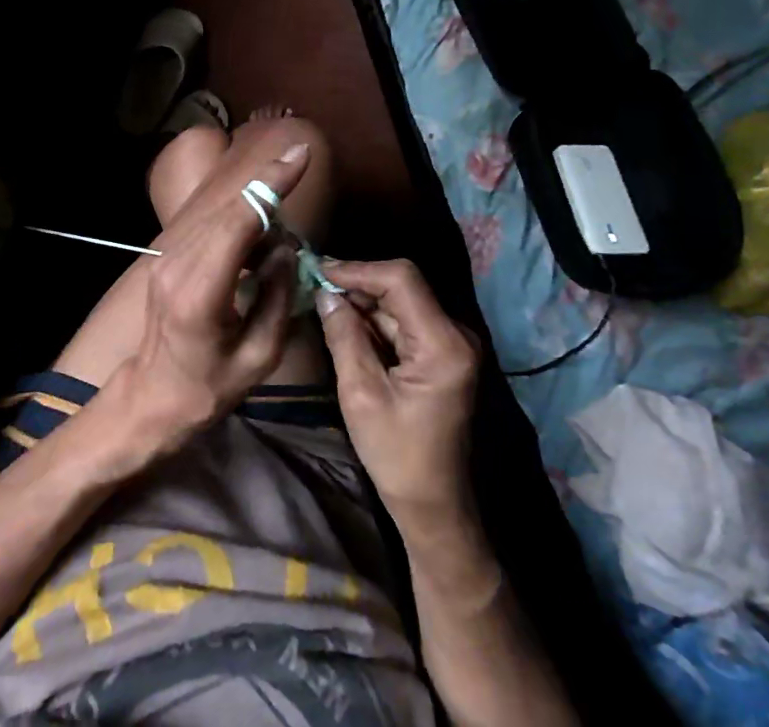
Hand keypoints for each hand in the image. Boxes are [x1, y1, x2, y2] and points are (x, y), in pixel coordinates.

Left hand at [107, 143, 312, 451]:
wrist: (153, 396)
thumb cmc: (209, 388)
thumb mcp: (261, 355)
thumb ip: (279, 296)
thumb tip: (285, 248)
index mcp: (200, 293)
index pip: (237, 222)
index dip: (270, 185)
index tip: (299, 155)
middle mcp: (175, 266)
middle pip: (226, 212)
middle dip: (266, 196)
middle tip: (296, 211)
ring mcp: (163, 261)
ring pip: (215, 218)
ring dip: (252, 218)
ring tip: (274, 252)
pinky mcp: (163, 262)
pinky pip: (205, 231)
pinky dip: (235, 230)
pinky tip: (253, 254)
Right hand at [315, 259, 479, 520]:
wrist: (431, 499)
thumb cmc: (395, 452)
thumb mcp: (359, 392)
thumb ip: (344, 336)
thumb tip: (324, 293)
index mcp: (443, 344)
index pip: (402, 280)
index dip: (358, 270)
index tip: (318, 271)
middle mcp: (455, 335)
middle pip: (402, 288)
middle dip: (356, 284)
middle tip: (312, 285)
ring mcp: (450, 344)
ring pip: (399, 303)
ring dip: (361, 302)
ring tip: (321, 303)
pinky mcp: (439, 354)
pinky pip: (402, 323)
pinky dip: (372, 320)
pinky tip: (343, 325)